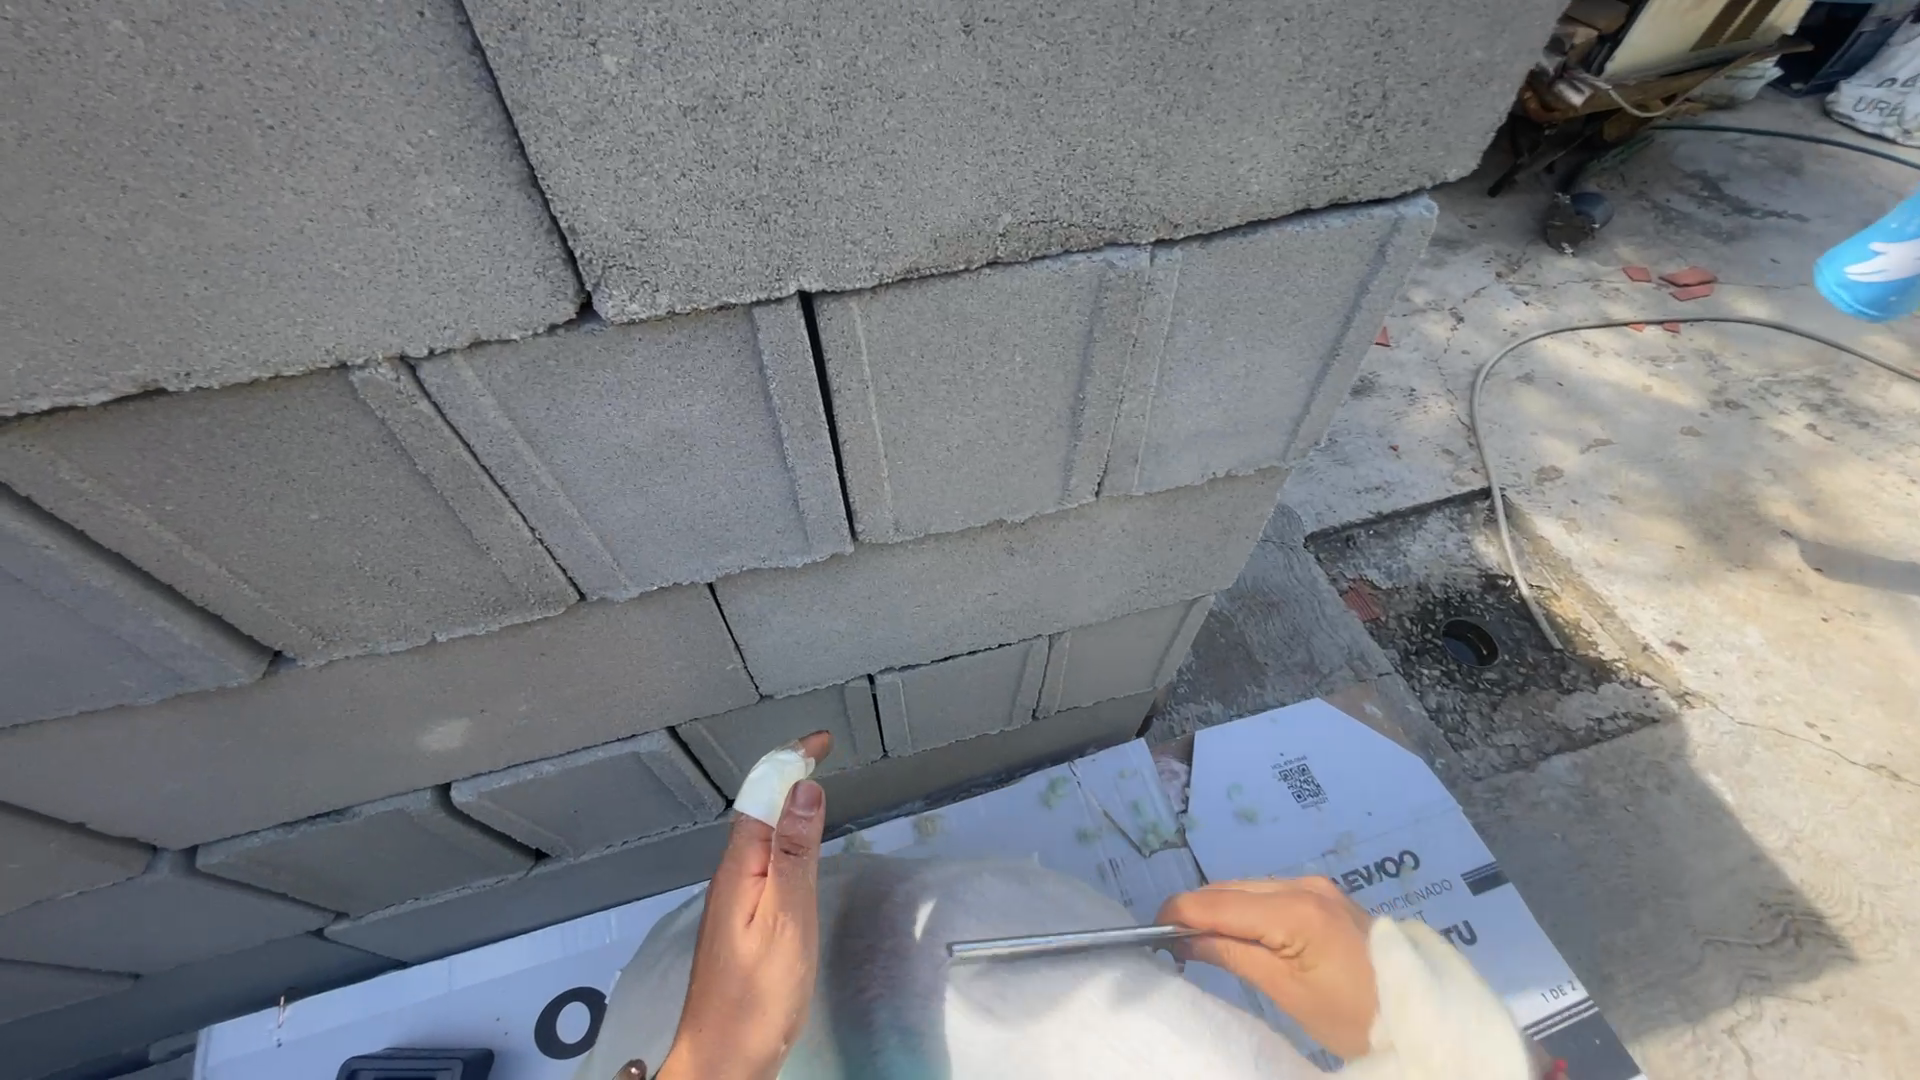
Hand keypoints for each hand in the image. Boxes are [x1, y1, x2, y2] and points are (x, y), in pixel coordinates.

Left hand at [655, 732, 831, 1079]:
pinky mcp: (742, 916)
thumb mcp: (786, 918)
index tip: (821, 740)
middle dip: (787, 771)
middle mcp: (732, 872)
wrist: (722, 1062)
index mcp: (740, 865)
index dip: (790, 760)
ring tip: (813, 782)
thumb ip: (794, 852)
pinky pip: (763, 855)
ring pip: (760, 831)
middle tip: (822, 753)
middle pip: (758, 807)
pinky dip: (784, 832)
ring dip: (784, 798)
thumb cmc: (757, 995)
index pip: (762, 793)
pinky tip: (797, 842)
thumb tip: (804, 788)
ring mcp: (733, 895)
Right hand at [1156, 877, 1377, 1059]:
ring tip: (1198, 939)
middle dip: (1196, 910)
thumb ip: (1230, 955)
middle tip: (1171, 942)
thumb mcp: (1287, 992)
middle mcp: (1302, 883)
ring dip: (1220, 909)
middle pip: (1230, 889)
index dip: (1179, 912)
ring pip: (1247, 888)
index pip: (1218, 902)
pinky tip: (1236, 931)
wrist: (1425, 1019)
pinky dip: (1245, 908)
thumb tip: (1182, 940)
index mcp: (1294, 908)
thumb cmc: (1356, 1018)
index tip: (1151, 931)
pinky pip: (1269, 893)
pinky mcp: (1324, 894)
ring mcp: (1315, 884)